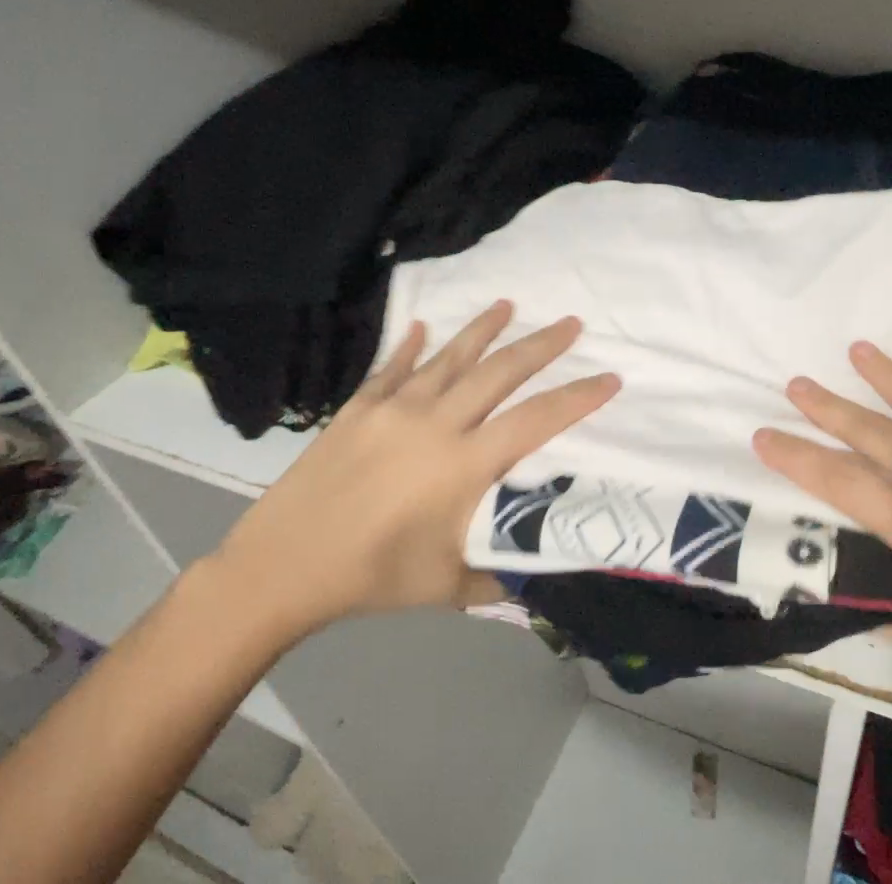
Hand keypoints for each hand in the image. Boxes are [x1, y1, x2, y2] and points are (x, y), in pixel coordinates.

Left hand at [206, 301, 618, 645]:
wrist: (281, 567)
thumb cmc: (372, 579)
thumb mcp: (449, 587)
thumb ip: (498, 573)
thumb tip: (535, 567)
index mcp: (464, 466)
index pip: (536, 421)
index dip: (578, 398)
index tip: (610, 377)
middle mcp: (434, 425)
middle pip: (499, 373)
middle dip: (540, 346)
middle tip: (572, 323)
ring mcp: (391, 411)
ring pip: (448, 360)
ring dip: (481, 330)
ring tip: (508, 305)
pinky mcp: (356, 411)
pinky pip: (390, 370)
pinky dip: (409, 347)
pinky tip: (421, 326)